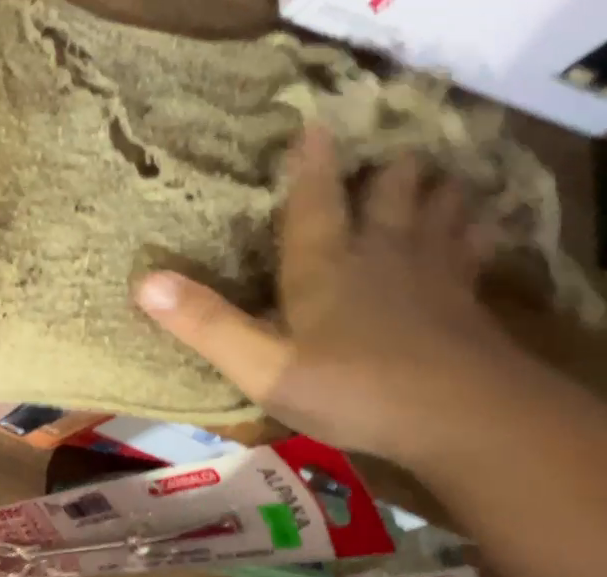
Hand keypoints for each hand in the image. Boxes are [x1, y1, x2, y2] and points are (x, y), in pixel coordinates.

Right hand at [134, 126, 532, 468]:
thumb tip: (143, 281)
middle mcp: (381, 254)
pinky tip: (468, 230)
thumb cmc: (350, 389)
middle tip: (376, 158)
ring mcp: (432, 272)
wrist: (464, 415)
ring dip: (432, 189)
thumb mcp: (260, 366)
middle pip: (392, 191)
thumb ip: (205, 324)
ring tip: (428, 181)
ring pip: (441, 207)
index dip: (311, 165)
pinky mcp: (465, 297)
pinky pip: (470, 244)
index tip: (313, 125)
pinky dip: (468, 228)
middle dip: (384, 170)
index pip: (315, 202)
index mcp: (325, 267)